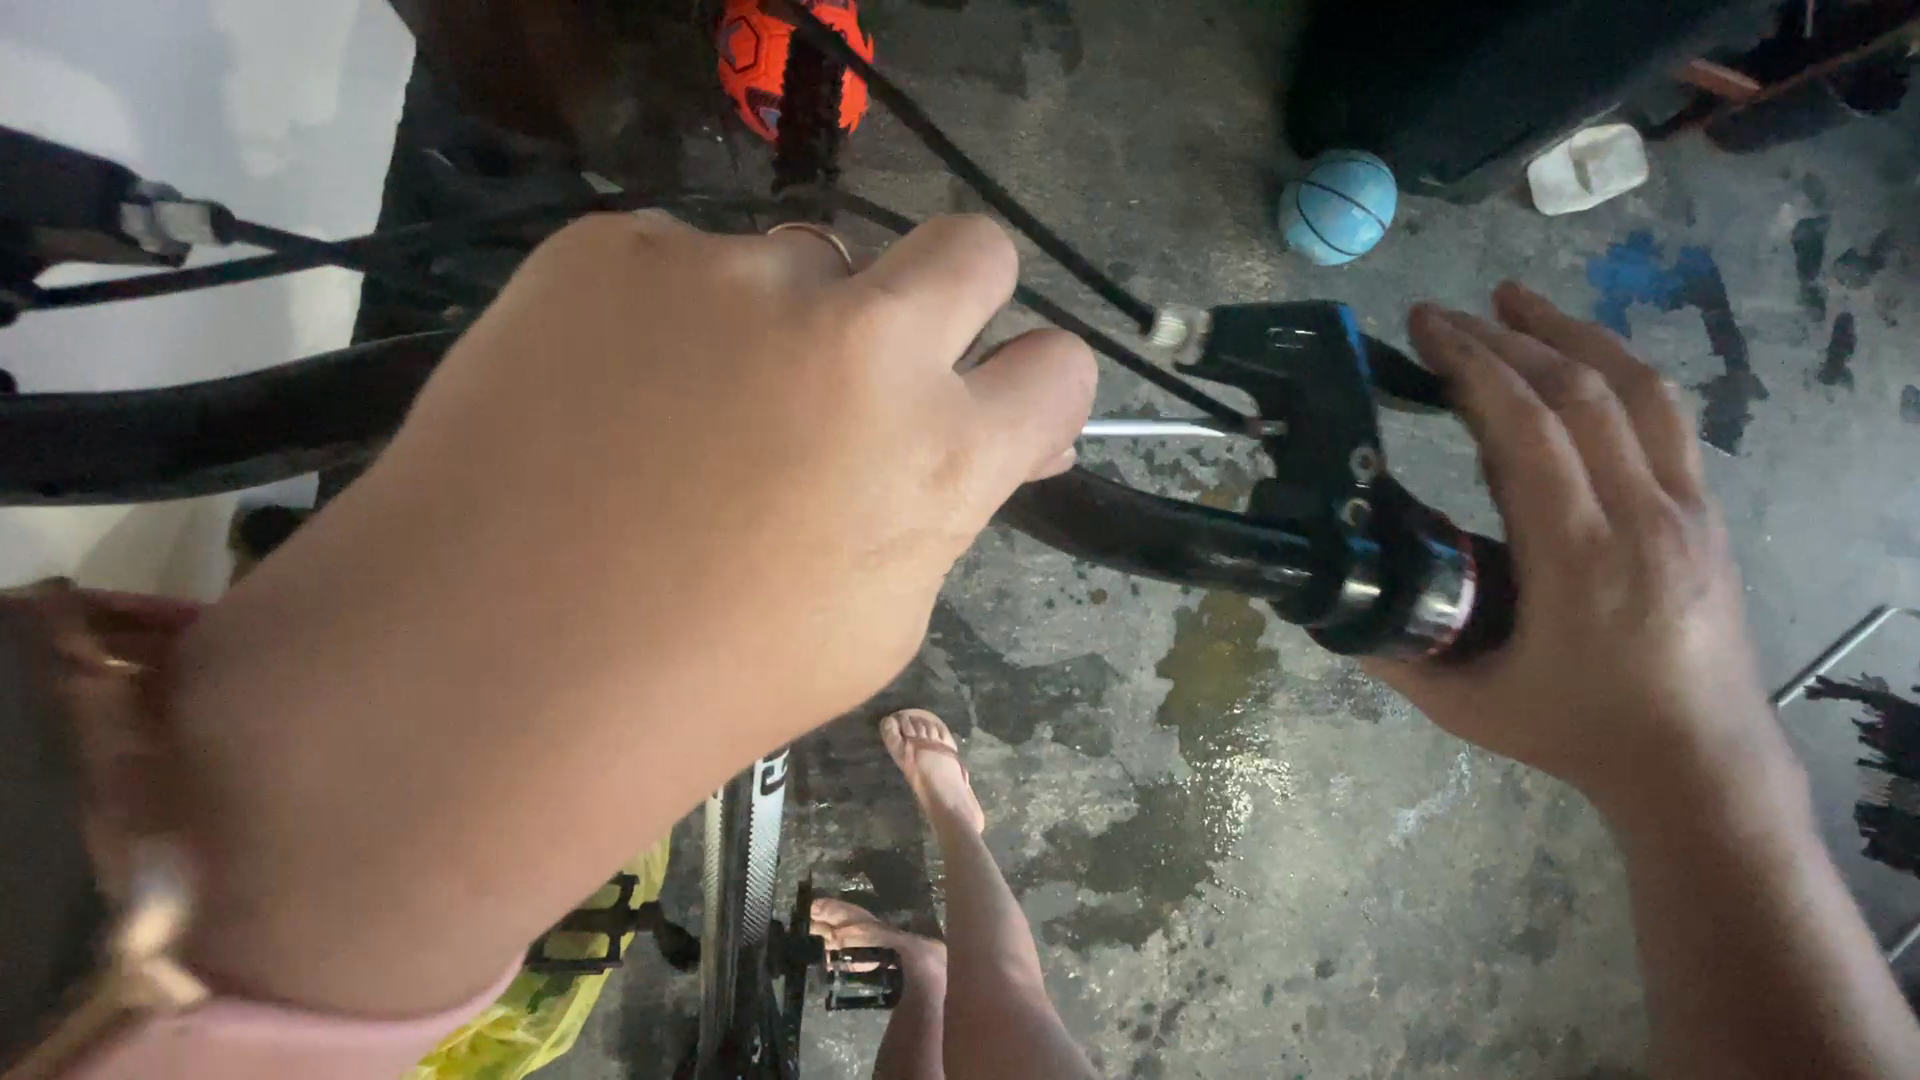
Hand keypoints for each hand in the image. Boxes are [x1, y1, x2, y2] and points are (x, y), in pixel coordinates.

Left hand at [379, 210, 1095, 722]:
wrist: (500, 666)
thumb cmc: (722, 676)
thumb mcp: (883, 619)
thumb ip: (945, 508)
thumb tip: (1000, 439)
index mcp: (941, 449)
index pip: (1060, 367)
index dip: (1038, 387)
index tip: (1003, 403)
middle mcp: (863, 340)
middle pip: (973, 248)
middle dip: (958, 295)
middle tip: (890, 354)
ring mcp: (737, 277)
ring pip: (812, 257)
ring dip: (796, 316)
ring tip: (707, 404)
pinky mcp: (619, 249)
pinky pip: (687, 262)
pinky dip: (677, 316)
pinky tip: (616, 394)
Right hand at [1364, 283, 1786, 817]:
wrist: (1698, 765)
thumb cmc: (1571, 731)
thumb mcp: (1459, 702)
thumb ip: (1388, 650)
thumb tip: (1326, 601)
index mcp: (1577, 555)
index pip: (1527, 429)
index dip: (1473, 366)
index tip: (1426, 329)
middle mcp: (1642, 516)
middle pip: (1578, 391)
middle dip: (1503, 338)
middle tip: (1441, 313)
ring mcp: (1684, 509)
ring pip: (1637, 389)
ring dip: (1571, 332)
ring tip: (1514, 300)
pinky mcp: (1701, 513)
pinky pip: (1666, 416)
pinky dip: (1615, 369)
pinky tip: (1577, 358)